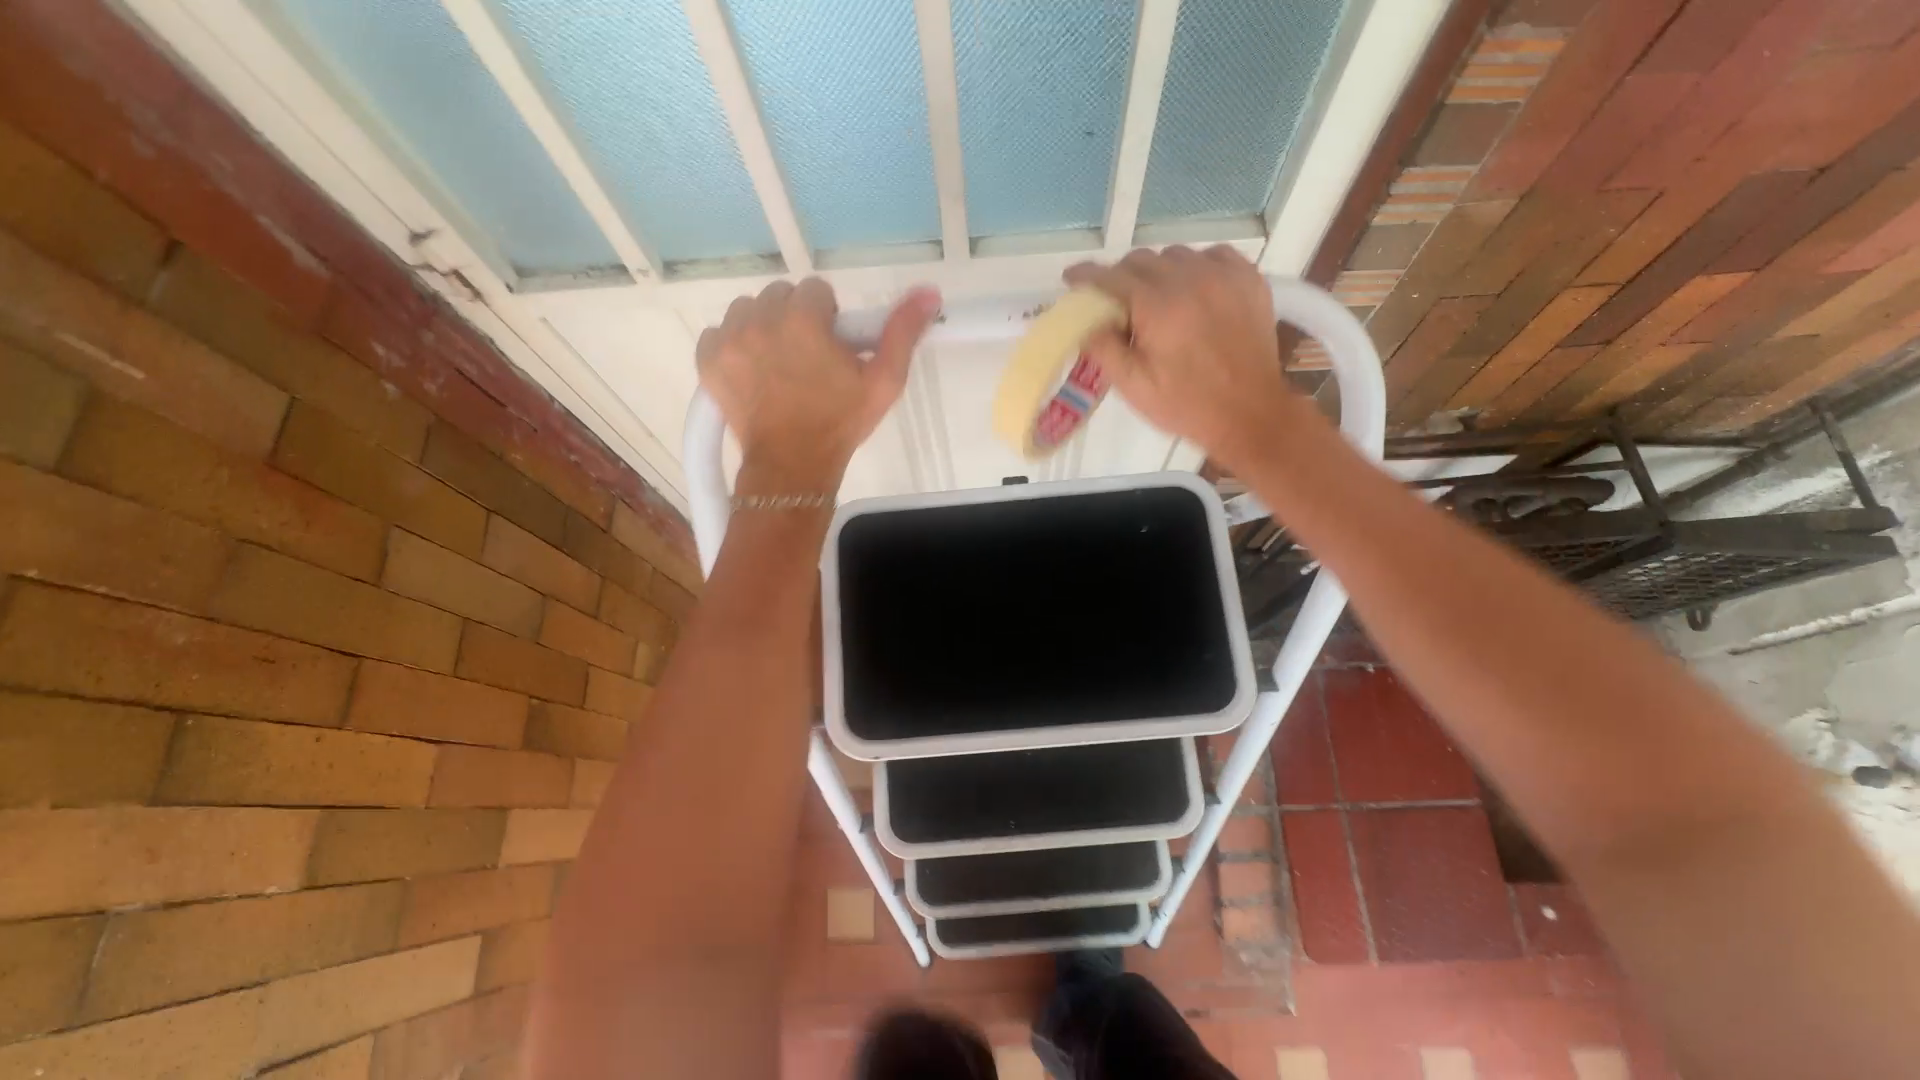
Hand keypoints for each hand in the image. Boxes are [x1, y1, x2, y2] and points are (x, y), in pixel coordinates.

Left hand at [697, 279, 940, 490]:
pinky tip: (752, 370)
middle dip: (795, 319)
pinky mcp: (709, 361)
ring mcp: (729, 341)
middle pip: (780, 296)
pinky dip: (733, 345)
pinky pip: (718, 333)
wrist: (792, 464)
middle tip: (808, 357)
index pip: (816, 290)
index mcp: (802, 320)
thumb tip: (929, 291)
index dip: (828, 317)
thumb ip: (903, 331)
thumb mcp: (884, 381)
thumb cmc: (840, 423)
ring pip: (747, 310)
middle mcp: (761, 321)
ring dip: (763, 327)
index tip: (832, 346)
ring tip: (779, 363)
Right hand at [1064, 246, 1302, 465]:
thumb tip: (1084, 320)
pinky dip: (1197, 267)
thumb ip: (1103, 347)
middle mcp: (1190, 280)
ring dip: (1159, 272)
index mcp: (1157, 307)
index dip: (1086, 275)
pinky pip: (1213, 255)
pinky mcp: (1249, 280)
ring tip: (1158, 300)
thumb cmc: (1186, 405)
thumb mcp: (1133, 386)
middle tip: (1117, 302)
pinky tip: (1194, 290)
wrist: (1250, 414)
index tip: (1072, 278)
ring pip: (1176, 255)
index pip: (1111, 276)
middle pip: (1141, 259)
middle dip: (1122, 276)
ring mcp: (1223, 276)